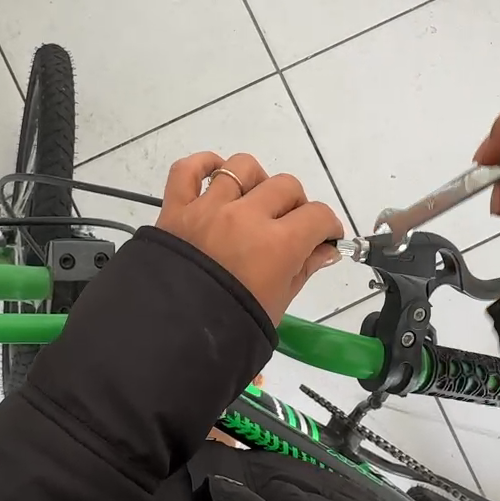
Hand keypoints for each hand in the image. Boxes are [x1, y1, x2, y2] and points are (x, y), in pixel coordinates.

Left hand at [155, 152, 344, 323]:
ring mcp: (207, 209)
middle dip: (296, 204)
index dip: (328, 226)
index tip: (325, 237)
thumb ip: (304, 269)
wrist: (171, 335)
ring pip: (241, 168)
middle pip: (285, 186)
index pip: (317, 216)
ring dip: (255, 181)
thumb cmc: (232, 326)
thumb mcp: (278, 303)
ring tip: (253, 201)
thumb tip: (325, 250)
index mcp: (276, 244)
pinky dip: (202, 165)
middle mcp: (244, 217)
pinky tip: (214, 176)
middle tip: (289, 225)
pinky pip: (186, 169)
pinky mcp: (175, 209)